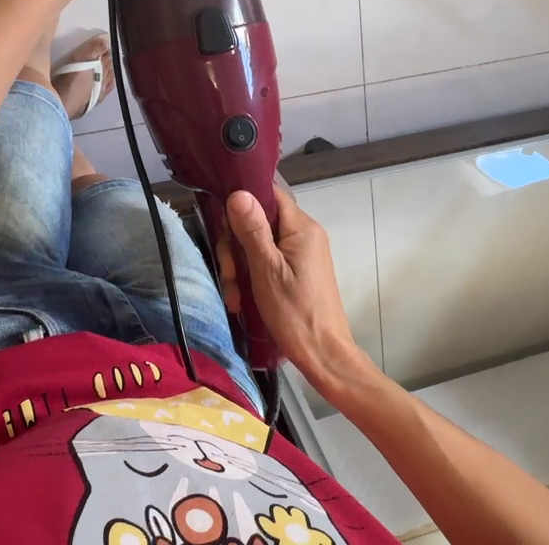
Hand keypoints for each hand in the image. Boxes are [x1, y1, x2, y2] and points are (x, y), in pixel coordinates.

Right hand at [223, 182, 377, 401]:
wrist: (324, 357)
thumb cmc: (296, 314)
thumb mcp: (267, 271)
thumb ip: (252, 231)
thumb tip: (238, 192)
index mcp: (301, 227)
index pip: (268, 194)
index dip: (243, 203)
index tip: (224, 226)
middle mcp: (304, 234)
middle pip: (258, 222)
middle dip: (236, 248)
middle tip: (229, 276)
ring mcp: (301, 254)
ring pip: (258, 245)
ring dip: (240, 269)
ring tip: (235, 298)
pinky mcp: (296, 272)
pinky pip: (267, 262)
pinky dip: (252, 278)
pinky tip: (242, 300)